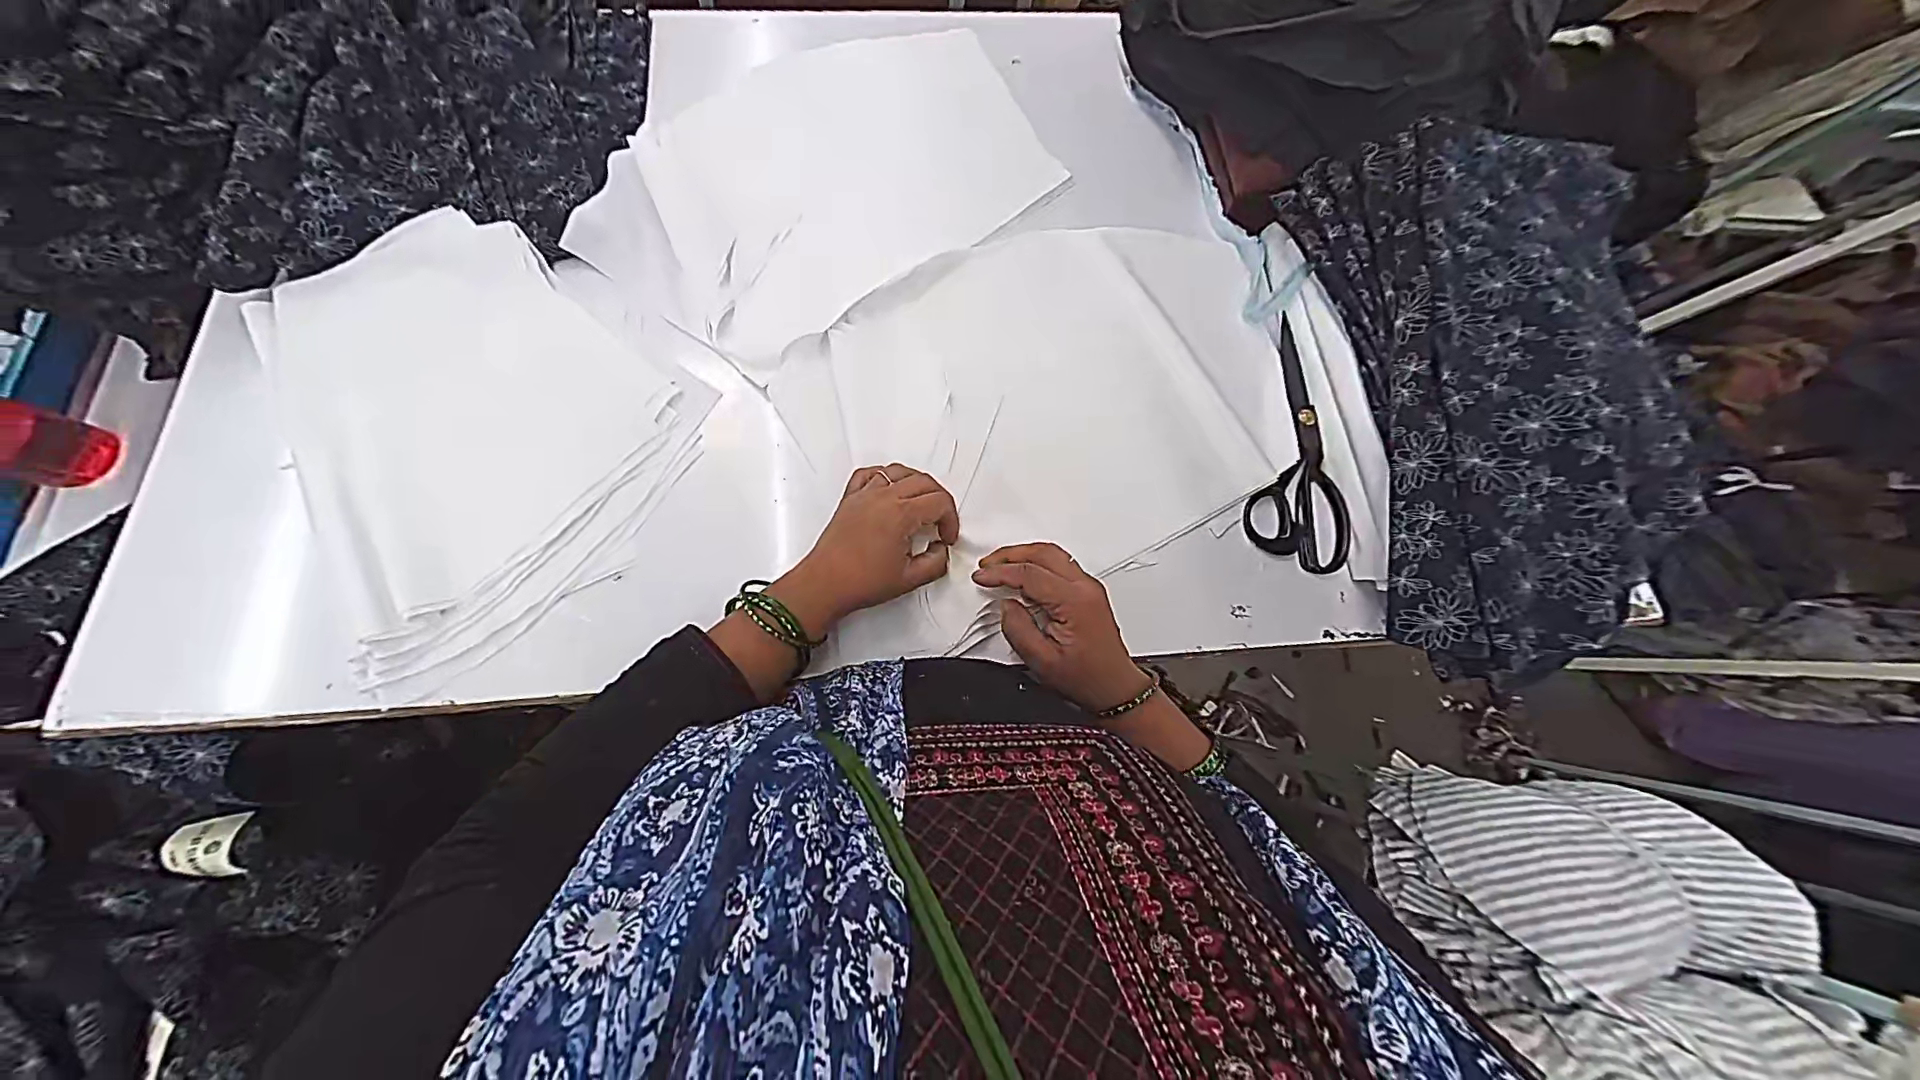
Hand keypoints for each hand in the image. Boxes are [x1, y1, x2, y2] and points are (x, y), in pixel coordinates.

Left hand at [774, 464, 959, 632]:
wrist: (824, 585)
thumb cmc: (856, 581)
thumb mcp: (909, 579)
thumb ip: (935, 563)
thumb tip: (940, 553)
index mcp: (900, 514)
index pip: (940, 502)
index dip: (951, 520)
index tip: (946, 536)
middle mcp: (882, 498)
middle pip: (924, 482)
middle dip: (940, 499)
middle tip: (941, 520)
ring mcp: (864, 496)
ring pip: (899, 472)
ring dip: (917, 483)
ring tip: (922, 501)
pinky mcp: (850, 500)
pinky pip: (870, 474)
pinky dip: (884, 476)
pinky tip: (889, 488)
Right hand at [971, 543, 1150, 712]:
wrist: (1114, 688)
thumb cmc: (1088, 678)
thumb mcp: (1042, 661)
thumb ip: (1018, 629)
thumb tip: (1006, 606)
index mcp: (1075, 601)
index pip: (1030, 573)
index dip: (1000, 573)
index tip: (982, 577)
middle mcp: (1085, 588)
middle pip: (1043, 553)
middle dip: (1010, 555)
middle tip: (987, 565)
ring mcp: (1089, 587)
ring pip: (1052, 554)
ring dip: (1024, 555)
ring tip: (1000, 565)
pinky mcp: (1088, 592)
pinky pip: (1060, 564)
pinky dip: (1037, 563)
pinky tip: (1022, 574)